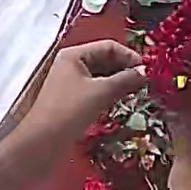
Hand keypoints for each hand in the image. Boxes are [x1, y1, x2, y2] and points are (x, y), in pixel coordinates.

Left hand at [20, 40, 145, 147]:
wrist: (42, 143)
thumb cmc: (69, 111)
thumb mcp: (101, 92)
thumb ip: (126, 79)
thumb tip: (145, 72)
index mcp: (74, 55)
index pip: (109, 46)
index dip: (129, 56)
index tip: (148, 70)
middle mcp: (72, 65)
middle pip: (106, 60)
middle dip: (126, 69)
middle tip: (146, 82)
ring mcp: (72, 83)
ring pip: (103, 76)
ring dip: (120, 82)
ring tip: (138, 92)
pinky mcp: (74, 100)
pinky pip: (97, 90)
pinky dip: (111, 93)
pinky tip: (123, 101)